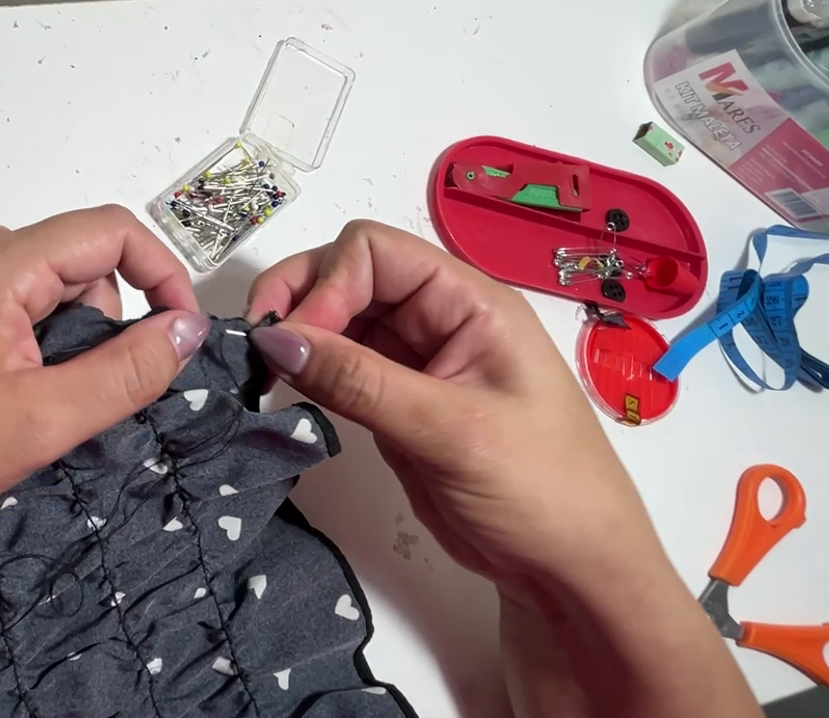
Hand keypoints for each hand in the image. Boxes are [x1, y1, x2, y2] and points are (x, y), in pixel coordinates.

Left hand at [0, 205, 209, 542]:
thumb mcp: (44, 421)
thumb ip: (126, 371)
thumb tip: (188, 329)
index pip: (109, 231)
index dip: (160, 271)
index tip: (178, 331)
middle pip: (80, 258)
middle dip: (104, 319)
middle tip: (76, 391)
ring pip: (52, 281)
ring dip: (69, 333)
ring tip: (34, 396)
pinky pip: (18, 296)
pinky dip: (38, 334)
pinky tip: (10, 385)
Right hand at [243, 220, 663, 597]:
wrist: (570, 575)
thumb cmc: (540, 492)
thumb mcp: (450, 431)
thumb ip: (357, 380)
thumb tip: (271, 339)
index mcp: (465, 301)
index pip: (372, 252)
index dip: (326, 284)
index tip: (295, 339)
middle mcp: (433, 315)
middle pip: (344, 274)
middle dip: (296, 300)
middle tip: (259, 348)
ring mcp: (409, 355)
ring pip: (331, 316)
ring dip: (292, 335)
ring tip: (261, 373)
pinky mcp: (388, 393)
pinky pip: (333, 361)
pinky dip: (302, 368)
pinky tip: (283, 390)